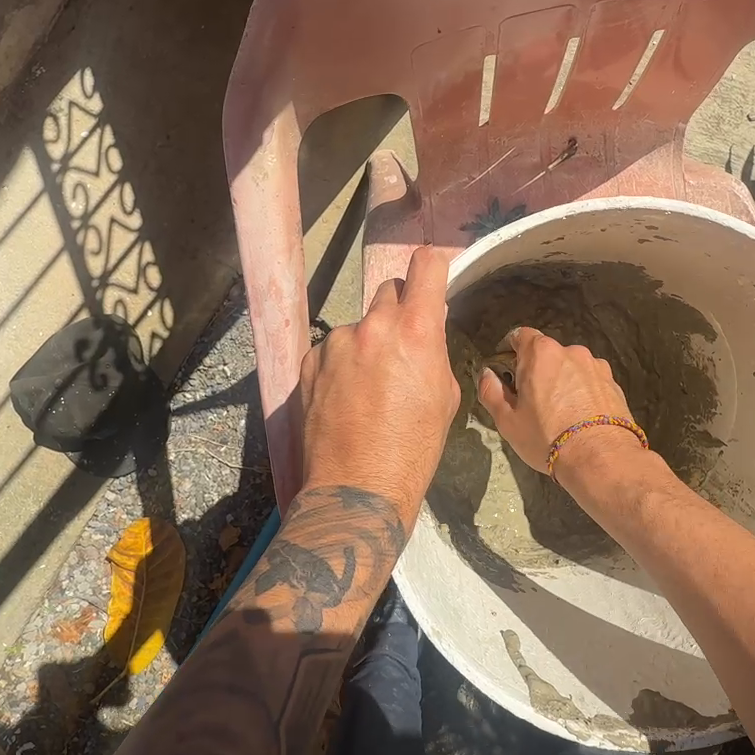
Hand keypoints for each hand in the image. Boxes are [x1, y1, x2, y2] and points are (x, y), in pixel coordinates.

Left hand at [297, 246, 458, 522]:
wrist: (356, 489)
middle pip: (389, 292)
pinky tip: (345, 397)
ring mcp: (335, 342)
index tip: (431, 273)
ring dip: (367, 342)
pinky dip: (341, 363)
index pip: (425, 265)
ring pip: (359, 326)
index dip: (432, 266)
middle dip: (399, 311)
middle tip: (402, 346)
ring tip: (369, 387)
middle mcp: (372, 326)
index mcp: (415, 331)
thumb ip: (434, 351)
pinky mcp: (309, 361)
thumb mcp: (444, 396)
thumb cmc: (414, 449)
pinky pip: (333, 349)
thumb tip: (425, 331)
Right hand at [475, 327, 637, 474]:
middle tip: (531, 399)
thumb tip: (486, 374)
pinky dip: (582, 391)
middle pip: (546, 353)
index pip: (519, 336)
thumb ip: (491, 391)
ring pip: (570, 367)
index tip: (507, 371)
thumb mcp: (508, 421)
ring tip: (560, 411)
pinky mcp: (614, 383)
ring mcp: (595, 366)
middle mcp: (570, 351)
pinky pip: (589, 380)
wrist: (601, 459)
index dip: (509, 351)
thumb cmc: (547, 437)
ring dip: (561, 380)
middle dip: (537, 369)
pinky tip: (580, 416)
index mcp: (540, 353)